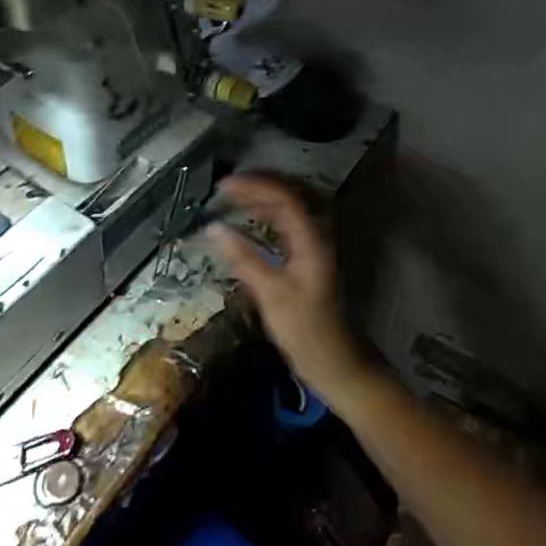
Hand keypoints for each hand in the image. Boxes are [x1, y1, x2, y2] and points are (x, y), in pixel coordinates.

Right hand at [207, 175, 371, 400]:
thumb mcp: (270, 293)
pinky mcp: (305, 259)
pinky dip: (264, 218)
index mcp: (311, 240)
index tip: (223, 186)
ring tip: (231, 200)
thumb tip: (214, 228)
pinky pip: (285, 226)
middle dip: (257, 186)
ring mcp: (311, 247)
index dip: (254, 186)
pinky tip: (246, 224)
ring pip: (287, 211)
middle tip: (225, 187)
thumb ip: (243, 257)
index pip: (284, 198)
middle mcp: (315, 237)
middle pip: (288, 197)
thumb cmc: (304, 330)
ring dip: (260, 200)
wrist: (332, 360)